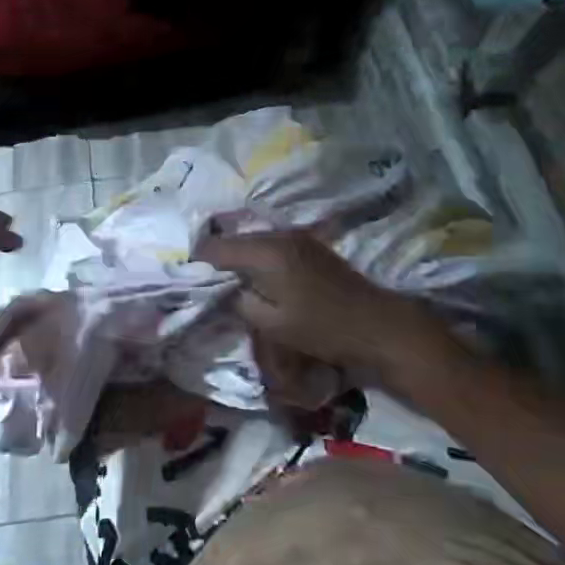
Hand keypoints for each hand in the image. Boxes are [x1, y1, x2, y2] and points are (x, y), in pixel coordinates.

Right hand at [194, 231, 457, 377]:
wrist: (379, 325)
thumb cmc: (323, 329)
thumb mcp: (272, 324)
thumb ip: (239, 301)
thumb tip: (222, 288)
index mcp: (266, 253)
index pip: (216, 248)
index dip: (197, 260)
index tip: (185, 275)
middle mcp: (278, 235)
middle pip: (232, 239)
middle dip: (215, 256)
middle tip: (201, 278)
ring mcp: (296, 237)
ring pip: (251, 240)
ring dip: (236, 255)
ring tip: (224, 277)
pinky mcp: (308, 244)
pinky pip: (269, 243)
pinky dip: (255, 255)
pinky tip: (254, 274)